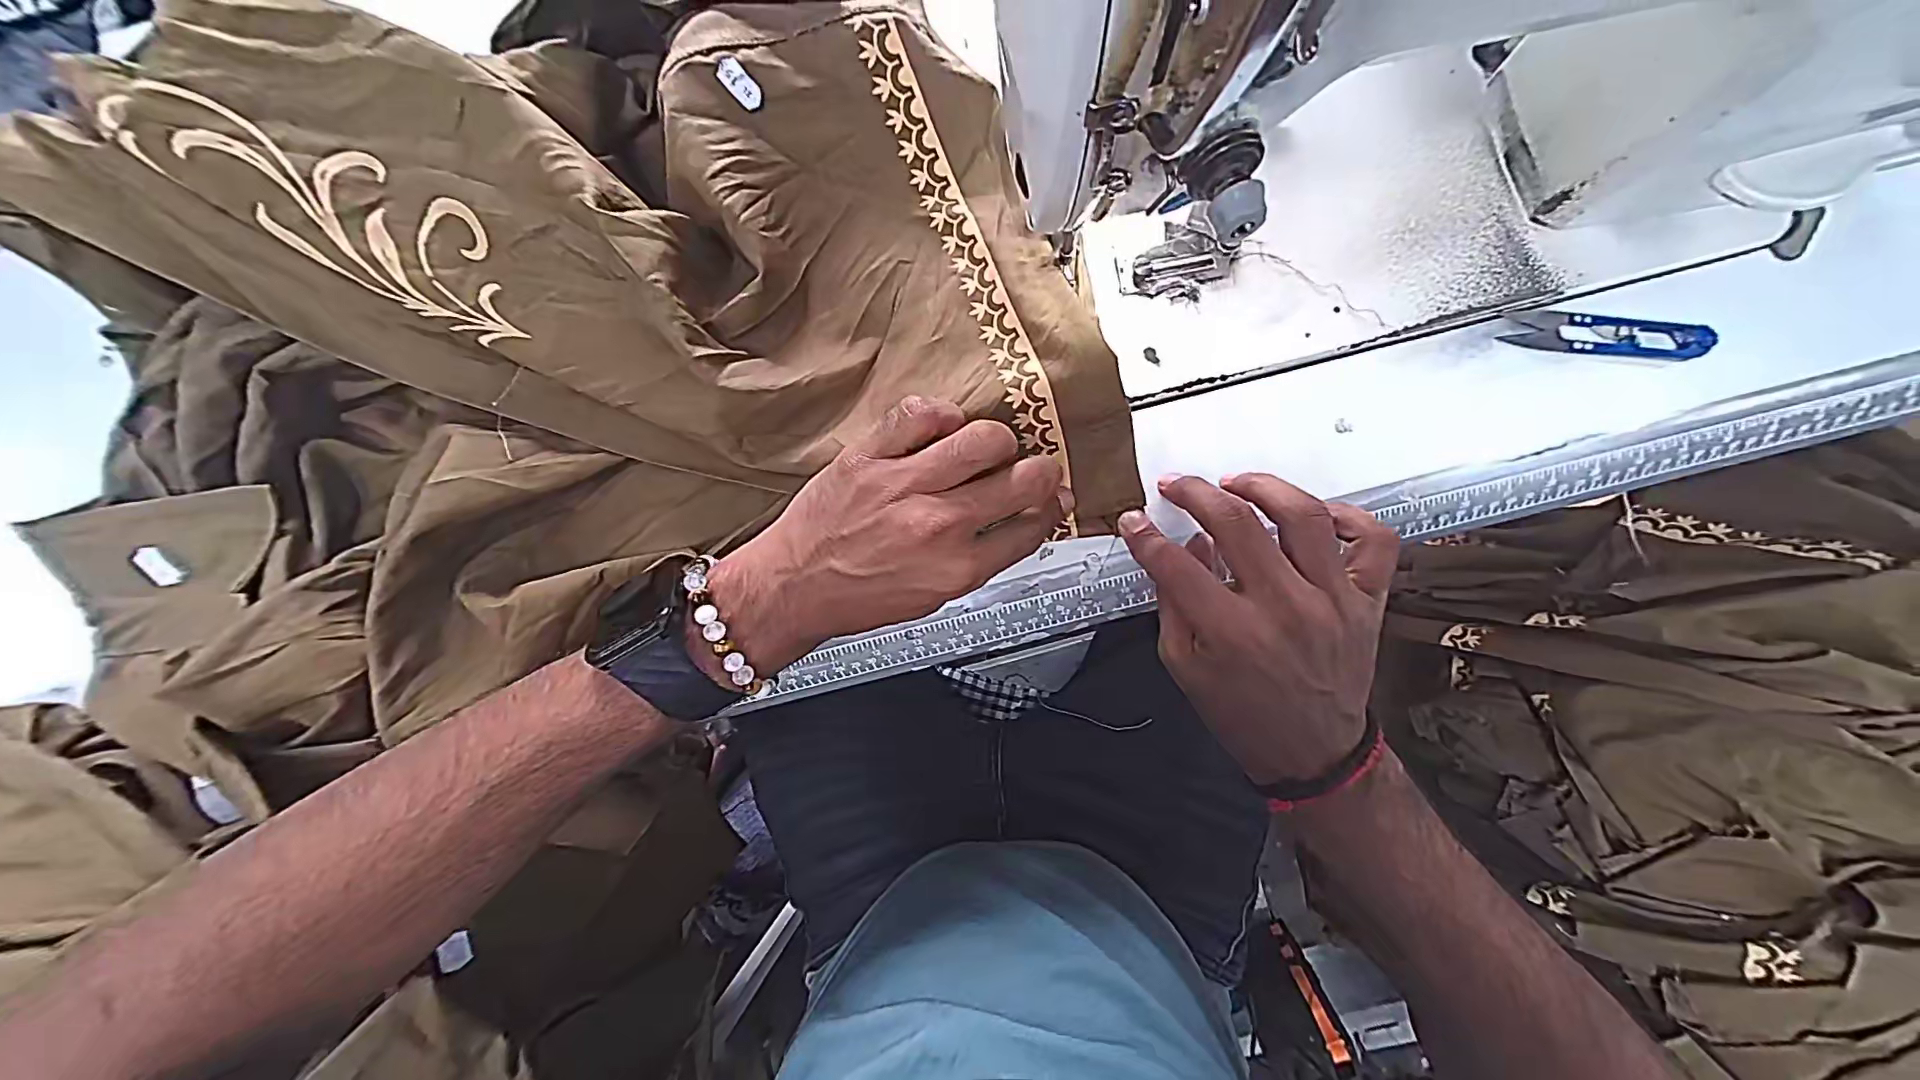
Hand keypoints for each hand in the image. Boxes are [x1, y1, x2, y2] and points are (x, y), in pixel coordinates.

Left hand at [703, 397, 1068, 673]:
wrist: (794, 588)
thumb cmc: (858, 597)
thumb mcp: (933, 596)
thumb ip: (981, 559)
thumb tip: (1020, 523)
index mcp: (958, 568)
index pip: (1033, 526)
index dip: (1051, 508)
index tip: (1051, 498)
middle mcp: (938, 525)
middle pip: (1023, 480)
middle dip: (1041, 472)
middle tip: (1032, 469)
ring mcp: (903, 486)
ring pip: (984, 440)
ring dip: (999, 440)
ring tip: (987, 448)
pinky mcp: (869, 458)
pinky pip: (921, 413)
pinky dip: (941, 413)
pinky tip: (941, 428)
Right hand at [1117, 474, 1398, 783]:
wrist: (1312, 751)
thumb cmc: (1243, 714)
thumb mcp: (1184, 667)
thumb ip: (1175, 604)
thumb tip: (1183, 547)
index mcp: (1230, 633)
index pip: (1174, 564)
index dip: (1145, 535)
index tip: (1134, 521)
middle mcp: (1283, 609)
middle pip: (1236, 524)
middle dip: (1195, 494)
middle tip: (1177, 485)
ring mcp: (1331, 601)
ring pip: (1303, 516)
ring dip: (1263, 487)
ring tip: (1236, 483)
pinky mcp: (1365, 602)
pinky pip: (1372, 540)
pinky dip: (1347, 514)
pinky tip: (1314, 512)